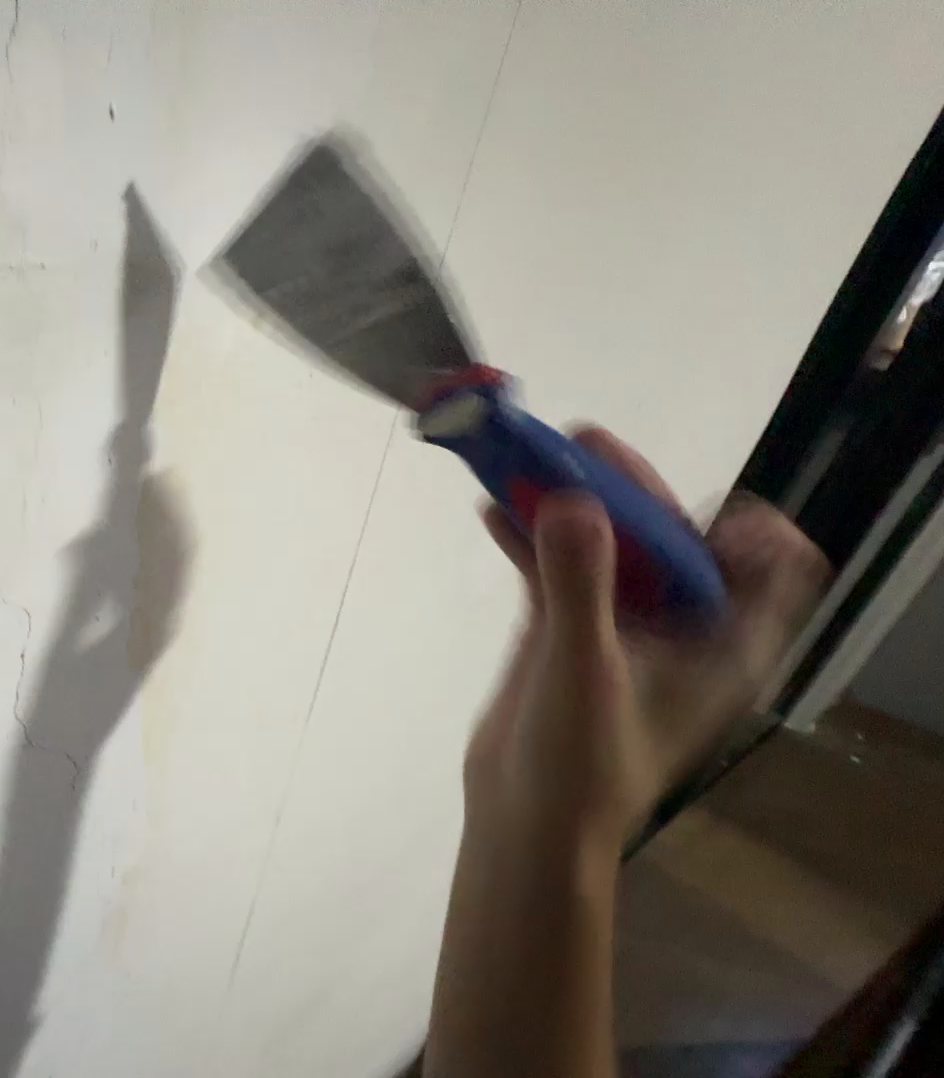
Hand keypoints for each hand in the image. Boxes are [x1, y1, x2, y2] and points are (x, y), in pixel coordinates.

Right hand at [463, 427, 828, 848]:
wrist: (528, 815)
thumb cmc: (582, 756)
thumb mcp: (585, 666)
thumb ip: (578, 582)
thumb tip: (567, 500)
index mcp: (720, 641)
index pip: (768, 564)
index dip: (742, 524)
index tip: (683, 499)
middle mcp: (677, 627)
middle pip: (668, 540)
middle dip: (627, 492)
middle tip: (579, 444)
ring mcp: (616, 629)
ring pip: (603, 550)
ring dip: (567, 509)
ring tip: (524, 464)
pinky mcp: (563, 635)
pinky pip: (552, 573)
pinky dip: (525, 542)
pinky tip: (491, 512)